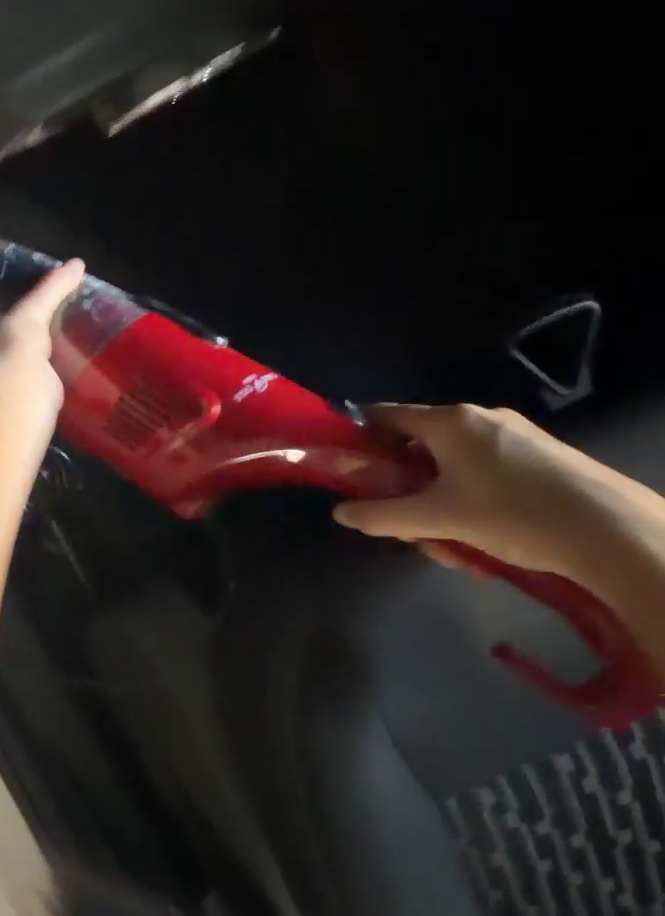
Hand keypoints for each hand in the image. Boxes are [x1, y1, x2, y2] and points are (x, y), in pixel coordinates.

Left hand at [0, 258, 86, 403]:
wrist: (17, 396)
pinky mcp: (10, 414)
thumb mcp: (32, 313)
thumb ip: (50, 290)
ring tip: (37, 371)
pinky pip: (21, 402)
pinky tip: (48, 393)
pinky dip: (33, 398)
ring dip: (14, 380)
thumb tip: (76, 263)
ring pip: (0, 385)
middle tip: (19, 353)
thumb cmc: (12, 349)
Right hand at [332, 403, 627, 579]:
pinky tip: (486, 544)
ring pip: (453, 470)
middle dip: (404, 491)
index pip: (380, 415)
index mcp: (449, 421)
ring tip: (454, 549)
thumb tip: (341, 513)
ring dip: (440, 508)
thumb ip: (381, 515)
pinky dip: (473, 506)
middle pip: (417, 449)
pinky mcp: (546, 462)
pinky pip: (487, 476)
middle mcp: (481, 420)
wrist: (625, 537)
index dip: (356, 439)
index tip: (347, 472)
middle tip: (407, 527)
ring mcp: (519, 440)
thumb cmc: (516, 514)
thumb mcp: (437, 520)